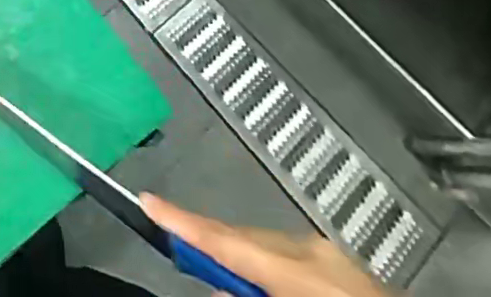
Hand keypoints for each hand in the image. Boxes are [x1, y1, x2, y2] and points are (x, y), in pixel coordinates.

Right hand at [142, 194, 396, 296]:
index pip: (228, 242)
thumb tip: (214, 287)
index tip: (148, 202)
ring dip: (239, 261)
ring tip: (221, 280)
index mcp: (303, 271)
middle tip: (177, 251)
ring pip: (265, 247)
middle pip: (244, 240)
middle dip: (209, 245)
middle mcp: (314, 250)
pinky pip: (286, 257)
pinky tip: (260, 285)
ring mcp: (331, 254)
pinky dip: (264, 268)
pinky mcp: (342, 266)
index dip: (183, 222)